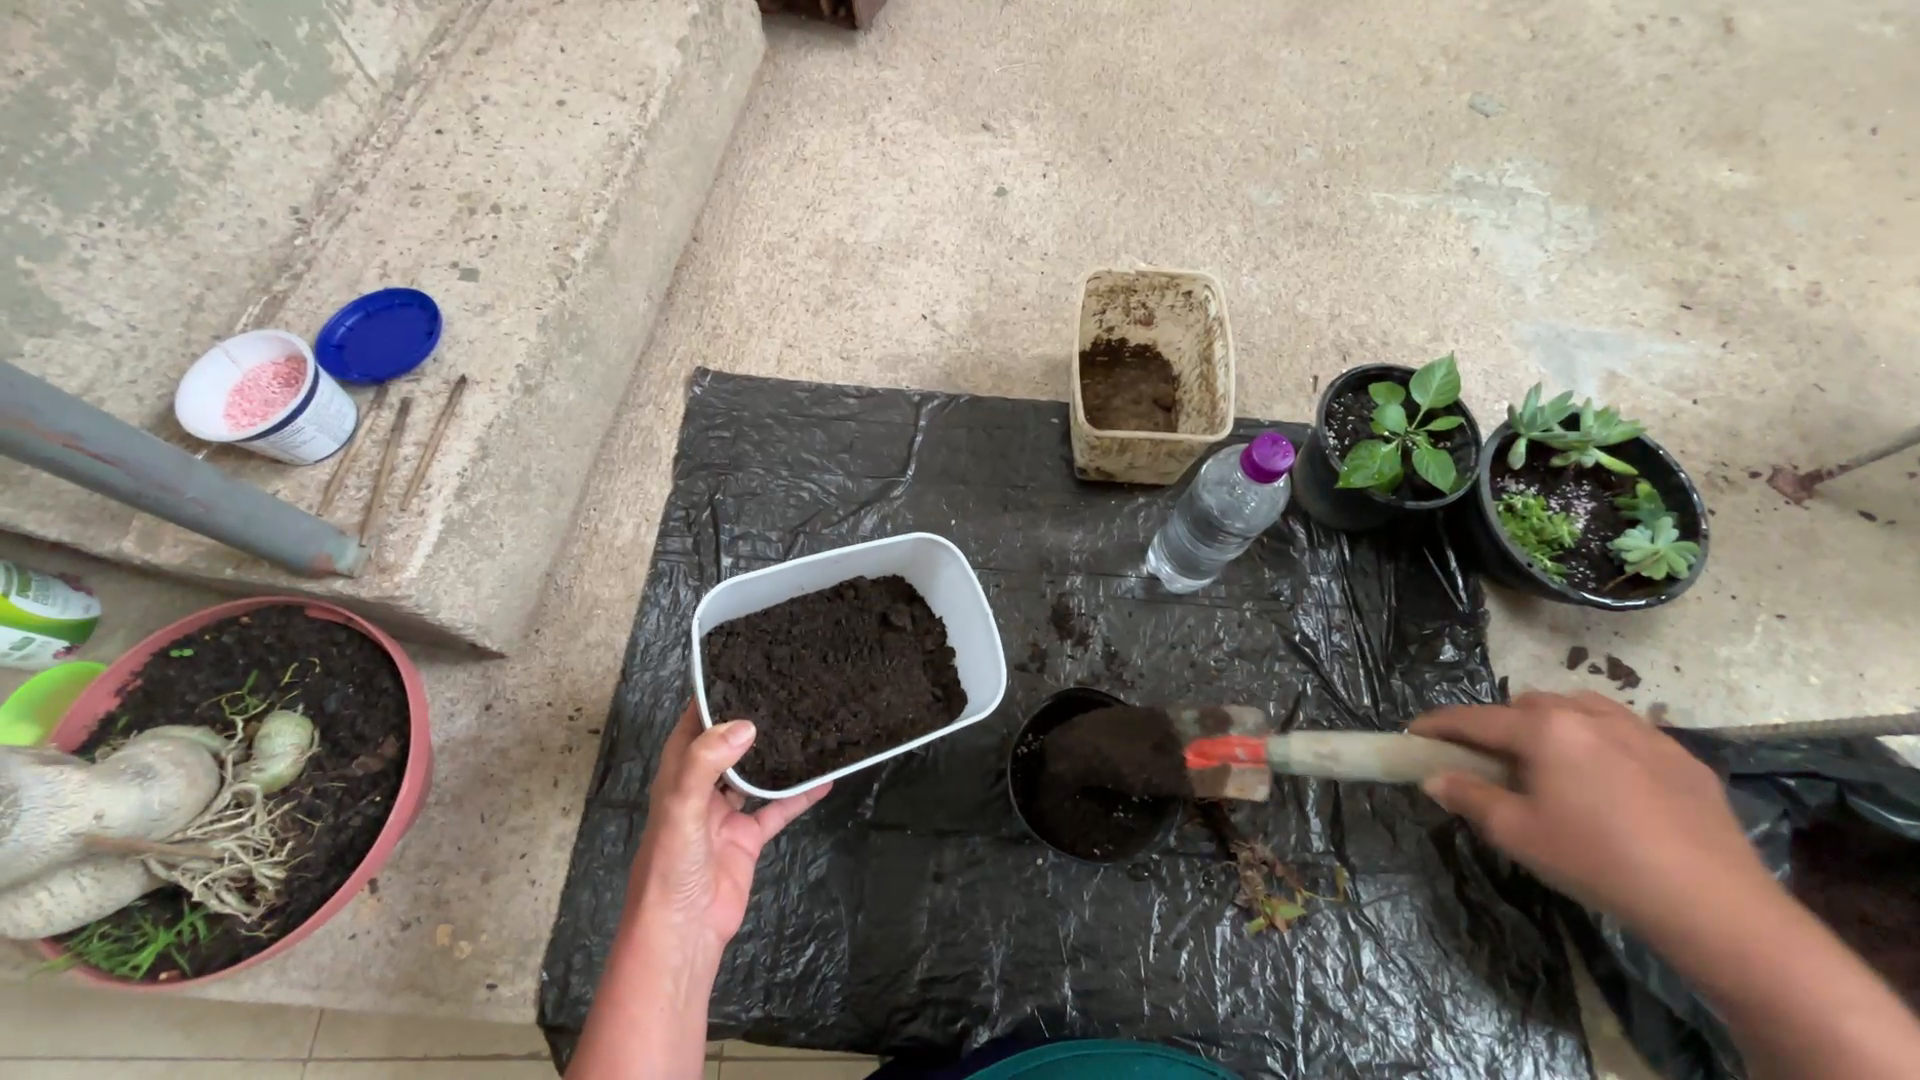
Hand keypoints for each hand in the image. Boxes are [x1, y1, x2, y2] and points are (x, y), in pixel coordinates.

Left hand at [629, 702, 831, 950]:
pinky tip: (823, 779)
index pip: (692, 727)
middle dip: (748, 723)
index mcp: (676, 777)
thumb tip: (744, 726)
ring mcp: (725, 816)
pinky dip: (799, 795)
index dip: (711, 700)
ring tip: (804, 728)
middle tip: (782, 695)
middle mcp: (700, 791)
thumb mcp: (681, 810)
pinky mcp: (747, 839)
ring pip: (754, 775)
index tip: (740, 671)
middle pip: (726, 747)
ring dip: (775, 756)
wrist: (682, 934)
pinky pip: (777, 810)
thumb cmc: (669, 871)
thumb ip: (706, 764)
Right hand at [1409, 691, 1774, 935]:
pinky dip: (1601, 741)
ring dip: (1553, 723)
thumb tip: (1435, 778)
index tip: (1414, 732)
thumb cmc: (1596, 860)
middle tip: (1489, 758)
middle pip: (1529, 705)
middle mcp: (1590, 716)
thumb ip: (1470, 797)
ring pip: (1581, 708)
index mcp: (1545, 730)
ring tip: (1548, 759)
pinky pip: (1626, 731)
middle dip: (1501, 723)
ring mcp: (1643, 733)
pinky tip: (1607, 778)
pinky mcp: (1682, 758)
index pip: (1476, 718)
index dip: (1439, 725)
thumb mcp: (1517, 833)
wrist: (1710, 900)